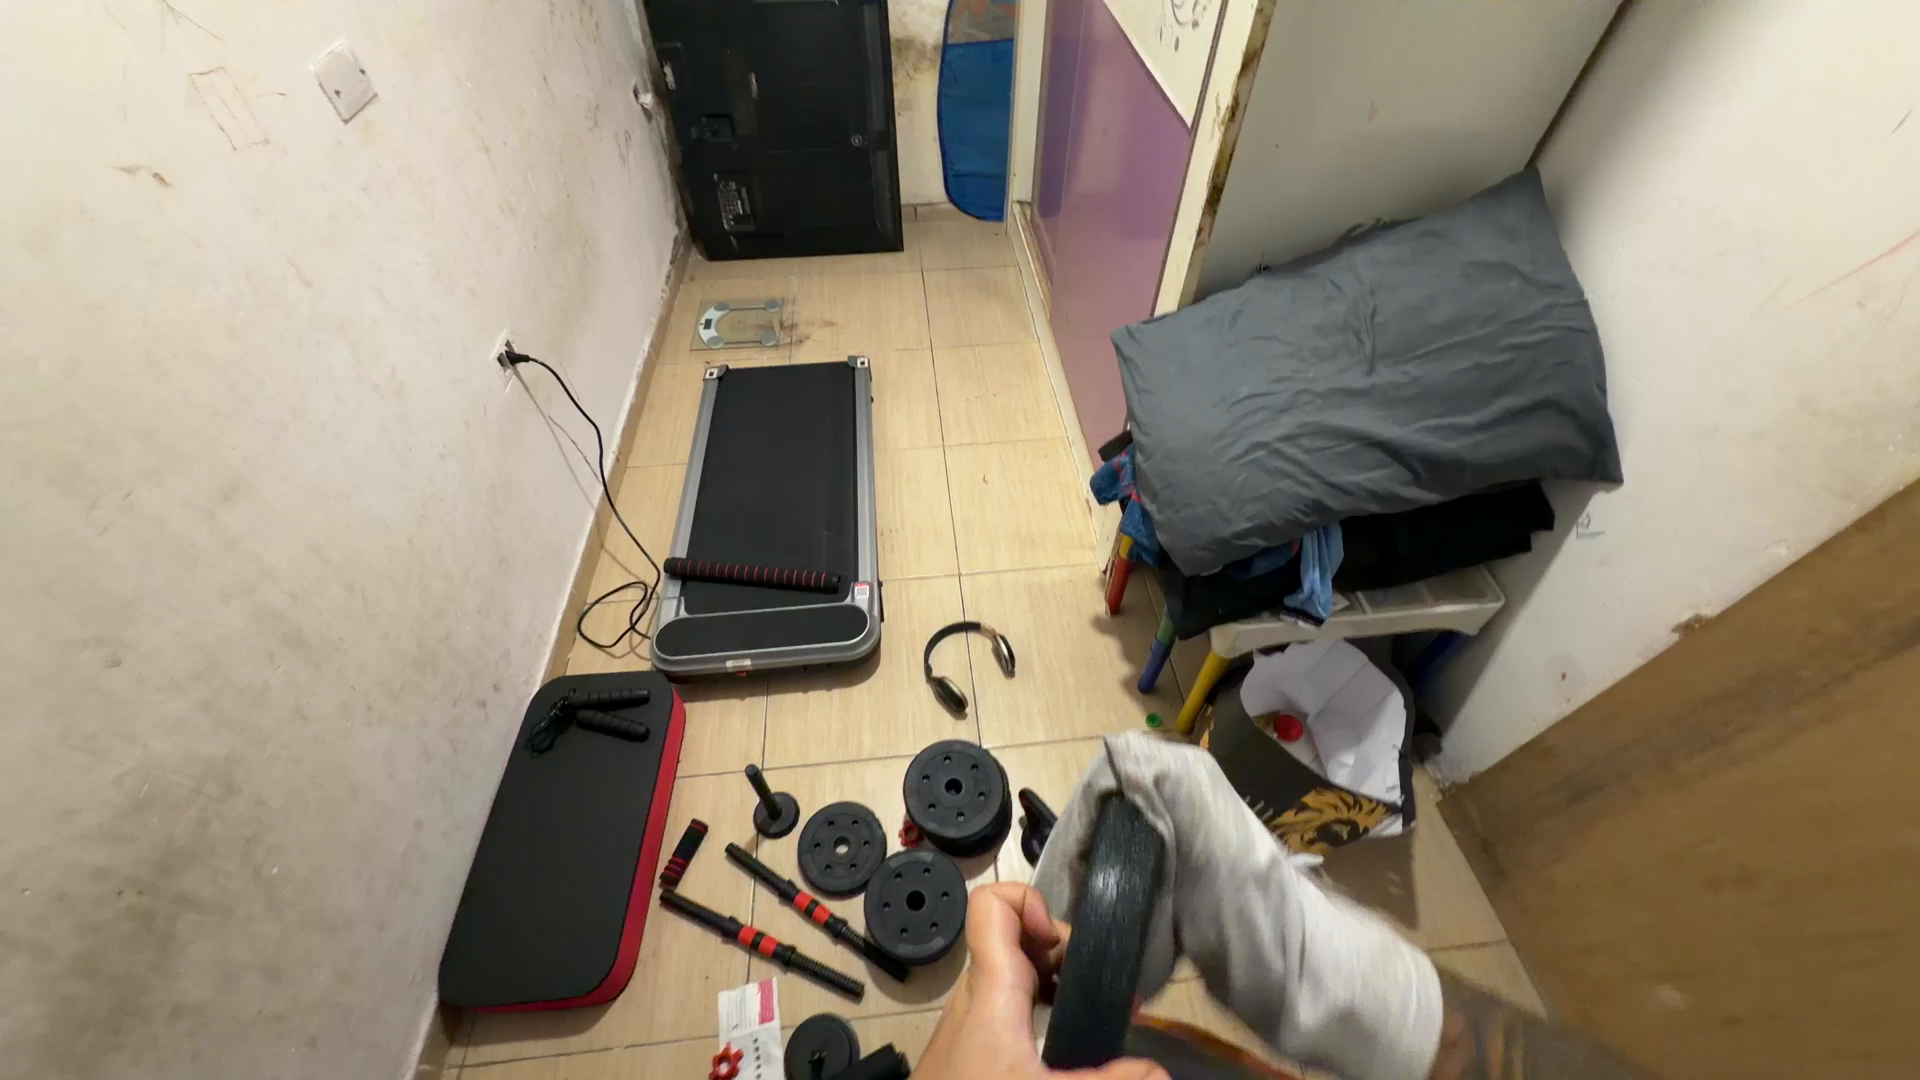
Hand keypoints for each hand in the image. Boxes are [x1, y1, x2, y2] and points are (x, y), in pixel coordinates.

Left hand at [914, 882, 1169, 1079]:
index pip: (989, 904)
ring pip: (1012, 969)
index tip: (1061, 941)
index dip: (1028, 900)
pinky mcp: (971, 1045)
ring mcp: (970, 1018)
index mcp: (990, 986)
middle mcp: (976, 992)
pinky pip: (1006, 1002)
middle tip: (1098, 984)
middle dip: (1061, 948)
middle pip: (1014, 934)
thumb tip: (1162, 1070)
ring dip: (1053, 977)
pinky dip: (1038, 1004)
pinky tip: (1064, 1035)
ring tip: (1089, 1006)